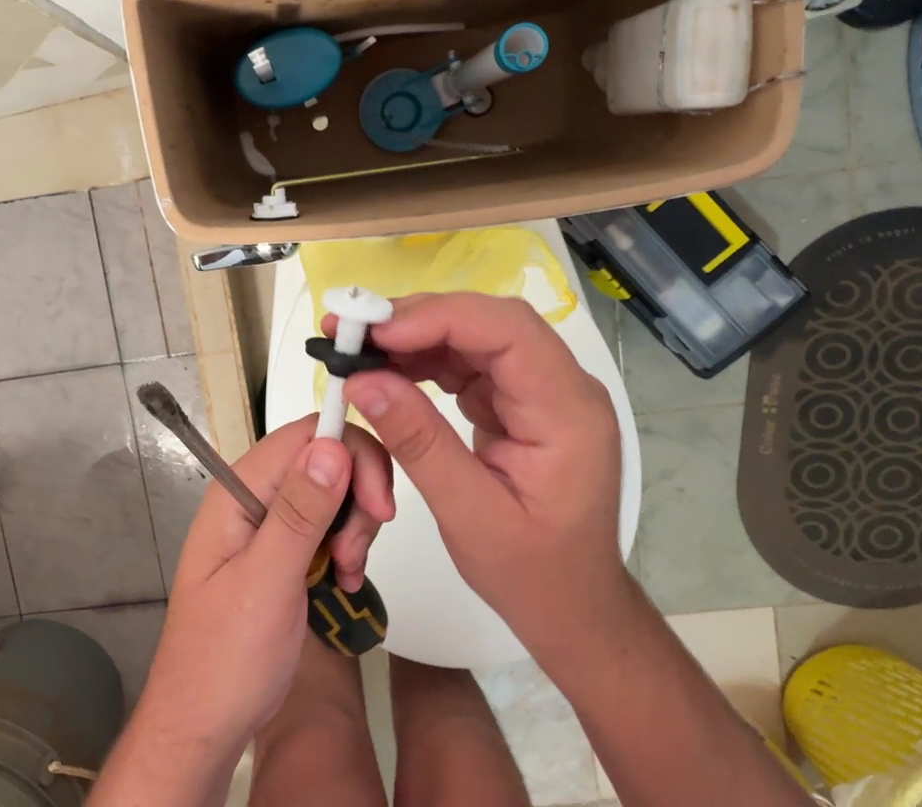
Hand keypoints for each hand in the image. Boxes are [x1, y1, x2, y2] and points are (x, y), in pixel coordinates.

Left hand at [135, 415, 391, 752]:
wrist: (204, 723)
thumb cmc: (226, 659)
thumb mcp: (267, 582)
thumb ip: (300, 512)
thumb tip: (333, 444)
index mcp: (237, 491)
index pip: (306, 435)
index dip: (352, 455)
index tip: (379, 508)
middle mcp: (251, 496)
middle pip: (323, 458)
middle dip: (356, 497)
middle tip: (355, 554)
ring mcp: (266, 524)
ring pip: (331, 492)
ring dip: (353, 528)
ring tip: (345, 576)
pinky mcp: (282, 550)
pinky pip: (326, 526)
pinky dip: (345, 547)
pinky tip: (343, 582)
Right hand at [334, 292, 625, 633]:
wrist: (572, 603)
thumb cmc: (531, 573)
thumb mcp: (468, 515)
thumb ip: (418, 442)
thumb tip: (361, 381)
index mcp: (568, 414)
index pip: (508, 332)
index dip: (439, 318)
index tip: (374, 331)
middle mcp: (563, 388)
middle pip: (491, 322)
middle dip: (419, 318)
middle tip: (349, 329)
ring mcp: (541, 391)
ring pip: (476, 335)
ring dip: (415, 334)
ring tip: (356, 344)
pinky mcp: (518, 400)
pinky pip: (469, 361)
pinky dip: (424, 359)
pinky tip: (386, 367)